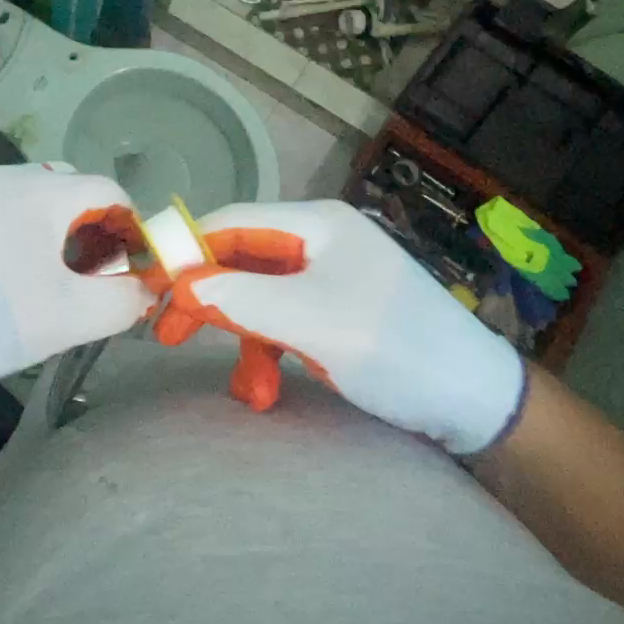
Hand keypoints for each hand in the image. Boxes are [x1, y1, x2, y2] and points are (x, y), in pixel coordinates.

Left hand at [0, 163, 152, 419]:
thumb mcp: (67, 318)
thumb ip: (122, 302)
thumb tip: (144, 290)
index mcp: (44, 191)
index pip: (111, 192)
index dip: (133, 229)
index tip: (134, 270)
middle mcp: (9, 176)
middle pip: (75, 190)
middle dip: (98, 230)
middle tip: (98, 276)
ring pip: (38, 200)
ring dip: (62, 233)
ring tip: (58, 280)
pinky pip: (6, 210)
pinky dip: (27, 234)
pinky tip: (13, 276)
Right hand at [179, 200, 525, 453]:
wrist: (475, 400)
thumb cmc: (395, 347)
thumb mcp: (312, 322)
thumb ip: (240, 297)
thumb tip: (179, 284)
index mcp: (318, 224)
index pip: (233, 223)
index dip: (186, 252)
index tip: (147, 288)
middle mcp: (321, 241)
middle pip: (242, 259)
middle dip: (209, 300)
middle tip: (168, 336)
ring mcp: (329, 278)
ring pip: (259, 296)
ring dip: (244, 339)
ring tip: (249, 388)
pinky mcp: (336, 312)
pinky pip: (284, 322)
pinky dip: (269, 352)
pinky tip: (268, 387)